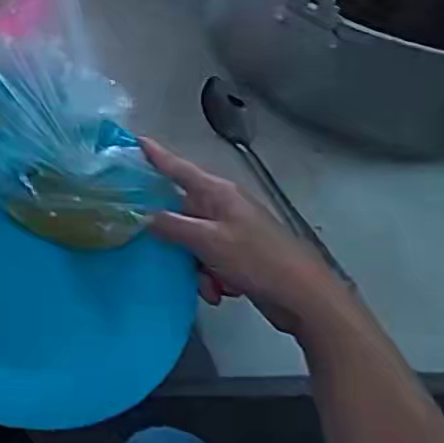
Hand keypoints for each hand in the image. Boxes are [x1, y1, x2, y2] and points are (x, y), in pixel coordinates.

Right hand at [139, 136, 352, 336]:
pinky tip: (218, 292)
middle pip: (179, 209)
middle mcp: (224, 206)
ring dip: (192, 263)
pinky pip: (210, 258)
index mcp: (217, 192)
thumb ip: (169, 225)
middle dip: (171, 234)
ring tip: (205, 284)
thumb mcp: (206, 240)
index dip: (153, 153)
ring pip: (192, 239)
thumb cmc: (258, 260)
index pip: (176, 166)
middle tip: (157, 247)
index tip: (132, 140)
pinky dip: (210, 276)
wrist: (311, 303)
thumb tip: (142, 215)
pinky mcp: (241, 256)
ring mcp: (233, 231)